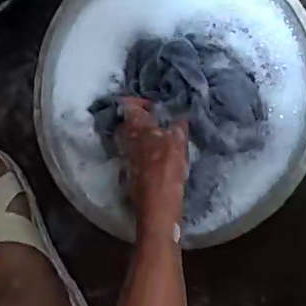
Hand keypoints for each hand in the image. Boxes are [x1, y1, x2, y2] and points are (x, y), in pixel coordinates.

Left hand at [116, 98, 189, 235]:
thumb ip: (178, 125)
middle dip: (140, 119)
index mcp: (135, 126)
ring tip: (161, 137)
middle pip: (127, 122)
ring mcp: (125, 156)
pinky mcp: (129, 171)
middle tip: (158, 120)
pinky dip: (143, 150)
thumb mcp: (179, 142)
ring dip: (142, 135)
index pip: (127, 104)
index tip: (154, 105)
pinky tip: (157, 155)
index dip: (139, 101)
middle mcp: (125, 138)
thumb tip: (180, 114)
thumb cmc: (167, 167)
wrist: (157, 204)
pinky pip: (134, 153)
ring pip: (130, 138)